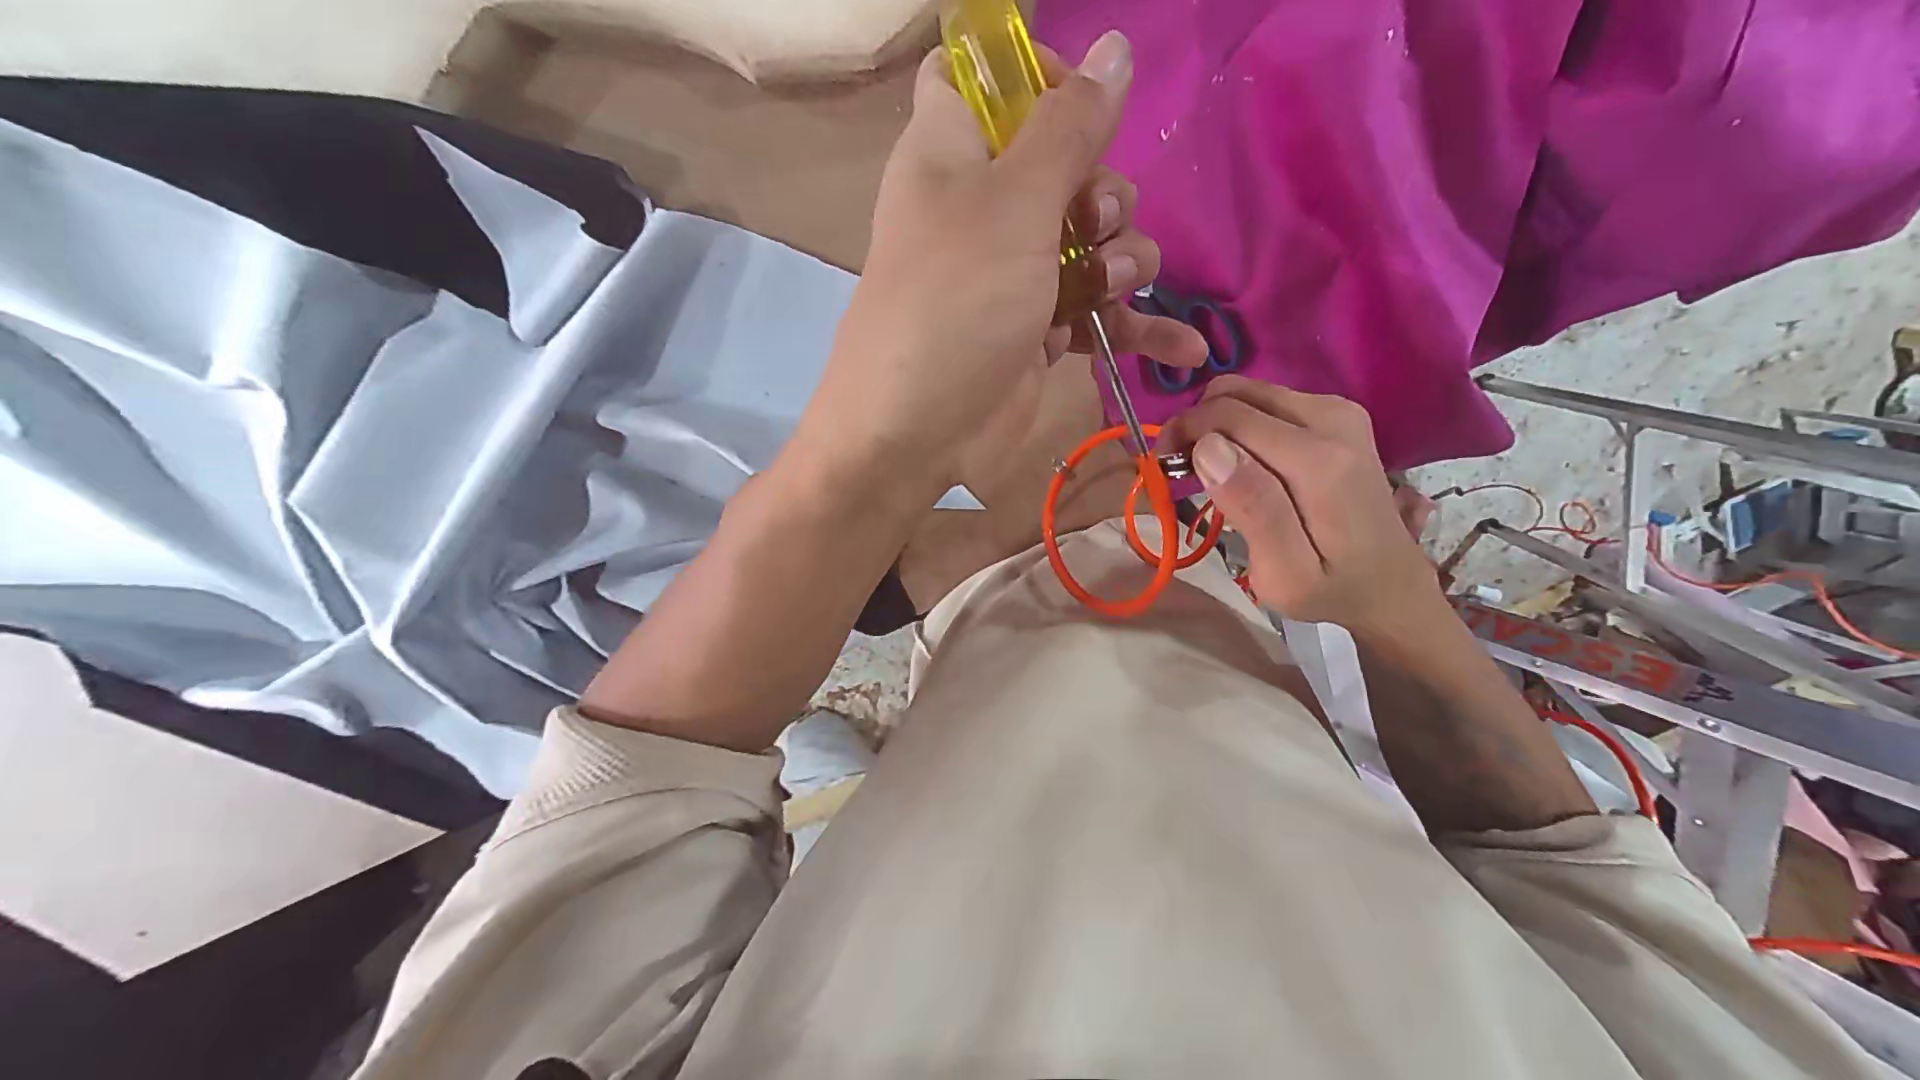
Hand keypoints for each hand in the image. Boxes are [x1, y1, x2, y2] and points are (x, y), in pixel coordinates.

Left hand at [789, 31, 1206, 503]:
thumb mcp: (1011, 204)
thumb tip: (1114, 47)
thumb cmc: (955, 302)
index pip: (984, 81)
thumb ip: (1067, 128)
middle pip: (1067, 163)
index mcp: (953, 154)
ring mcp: (1015, 275)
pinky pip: (1099, 313)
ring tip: (1107, 289)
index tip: (1078, 104)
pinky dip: (1138, 327)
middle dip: (1102, 189)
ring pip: (1095, 240)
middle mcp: (984, 208)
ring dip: (1125, 260)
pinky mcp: (1039, 330)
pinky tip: (1185, 348)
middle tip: (1092, 222)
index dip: (1033, 76)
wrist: (919, 432)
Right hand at [1159, 376, 1448, 642]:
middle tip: (1179, 468)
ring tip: (1205, 468)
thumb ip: (1253, 509)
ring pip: (1250, 392)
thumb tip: (1208, 446)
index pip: (1227, 414)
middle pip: (1237, 394)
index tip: (1163, 469)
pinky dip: (1239, 423)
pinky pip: (1269, 401)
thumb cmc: (1330, 589)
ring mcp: (1339, 411)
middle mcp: (1332, 420)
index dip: (1183, 432)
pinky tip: (1238, 461)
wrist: (1390, 586)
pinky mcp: (1338, 413)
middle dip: (1195, 424)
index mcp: (1318, 462)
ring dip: (1215, 423)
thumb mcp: (1285, 574)